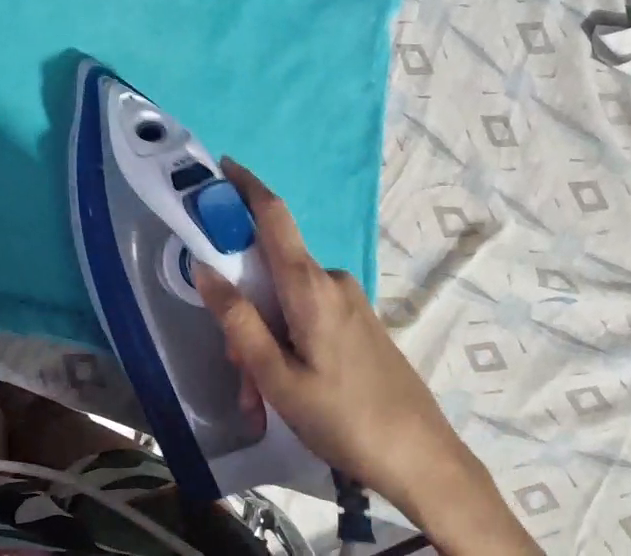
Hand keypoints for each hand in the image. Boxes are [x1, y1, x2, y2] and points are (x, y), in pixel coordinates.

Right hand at [194, 160, 539, 555]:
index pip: (273, 216)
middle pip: (269, 271)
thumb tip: (203, 267)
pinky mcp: (360, 324)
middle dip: (242, 308)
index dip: (246, 186)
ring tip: (261, 400)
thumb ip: (237, 320)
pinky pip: (307, 317)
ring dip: (263, 340)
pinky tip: (286, 394)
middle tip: (235, 369)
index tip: (221, 166)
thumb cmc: (344, 419)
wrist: (426, 464)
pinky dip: (286, 345)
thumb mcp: (276, 377)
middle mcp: (331, 281)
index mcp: (309, 286)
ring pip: (285, 302)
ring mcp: (350, 302)